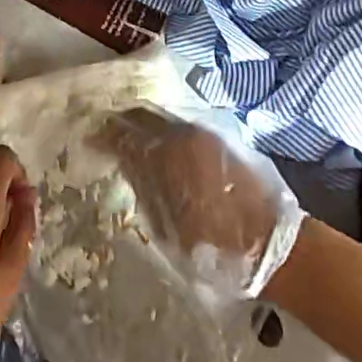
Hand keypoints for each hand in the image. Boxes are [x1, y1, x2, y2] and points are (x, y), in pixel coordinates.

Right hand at [98, 108, 299, 294]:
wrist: (272, 245)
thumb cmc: (214, 245)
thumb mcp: (167, 224)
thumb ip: (144, 186)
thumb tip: (124, 160)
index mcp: (170, 153)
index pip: (127, 133)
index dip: (106, 134)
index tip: (90, 137)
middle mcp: (188, 133)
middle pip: (147, 115)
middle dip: (124, 120)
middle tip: (106, 129)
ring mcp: (208, 132)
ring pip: (166, 118)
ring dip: (146, 122)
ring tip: (129, 136)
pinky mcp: (224, 138)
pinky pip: (184, 124)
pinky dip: (166, 129)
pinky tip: (160, 144)